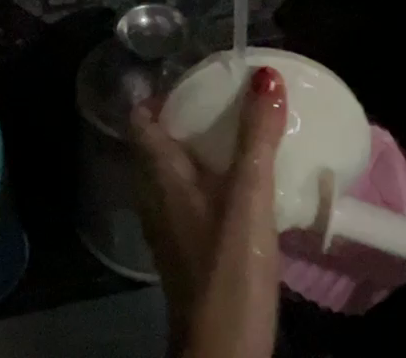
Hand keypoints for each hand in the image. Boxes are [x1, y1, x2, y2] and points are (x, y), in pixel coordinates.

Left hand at [130, 65, 287, 357]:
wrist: (221, 347)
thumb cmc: (227, 264)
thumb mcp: (248, 194)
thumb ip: (257, 136)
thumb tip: (265, 75)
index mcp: (157, 173)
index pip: (140, 118)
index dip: (156, 92)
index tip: (188, 74)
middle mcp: (152, 193)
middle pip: (155, 142)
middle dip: (181, 116)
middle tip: (220, 97)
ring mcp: (166, 224)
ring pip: (172, 170)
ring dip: (195, 148)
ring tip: (233, 131)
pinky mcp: (185, 246)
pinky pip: (188, 196)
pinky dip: (206, 178)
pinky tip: (237, 183)